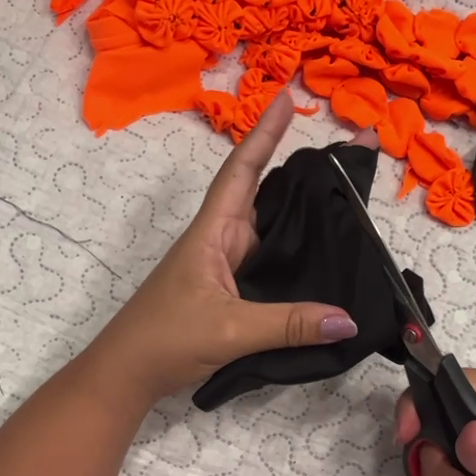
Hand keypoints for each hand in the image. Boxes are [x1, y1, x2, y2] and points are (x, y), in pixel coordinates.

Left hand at [89, 93, 358, 402]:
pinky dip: (296, 252)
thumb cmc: (165, 339)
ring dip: (302, 211)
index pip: (242, 172)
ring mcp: (226, 267)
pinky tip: (323, 256)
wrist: (127, 375)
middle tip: (348, 151)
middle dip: (301, 170)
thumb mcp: (229, 329)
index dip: (264, 135)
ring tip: (346, 193)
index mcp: (213, 233)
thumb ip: (289, 324)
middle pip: (264, 194)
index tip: (287, 100)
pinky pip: (270, 262)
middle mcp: (222, 241)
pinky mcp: (231, 292)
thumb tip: (347, 318)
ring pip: (270, 229)